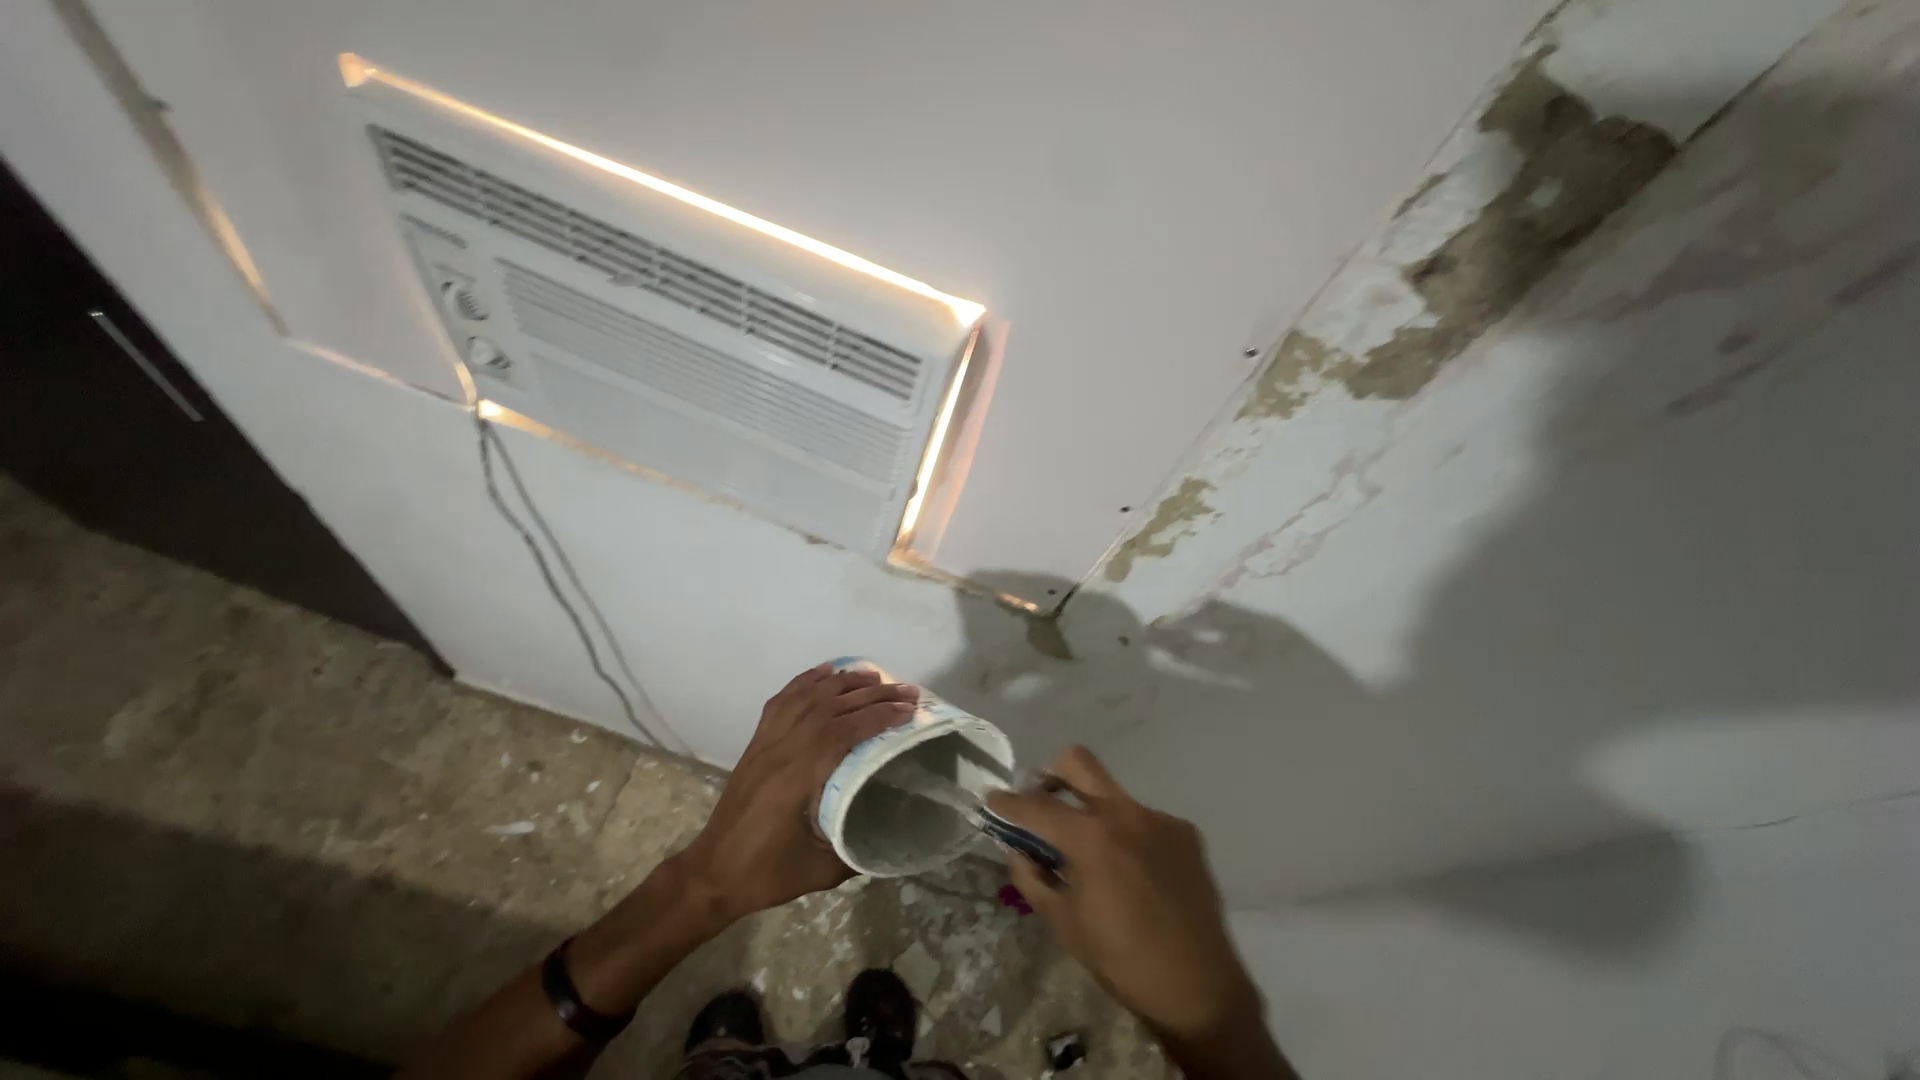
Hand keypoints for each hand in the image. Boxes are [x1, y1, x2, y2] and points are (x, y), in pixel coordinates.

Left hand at [678, 664, 915, 922]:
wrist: (711, 875)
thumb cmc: (765, 875)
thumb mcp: (819, 872)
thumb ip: (857, 850)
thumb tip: (893, 834)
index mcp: (796, 778)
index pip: (842, 731)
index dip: (878, 716)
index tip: (909, 712)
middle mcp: (780, 751)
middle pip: (829, 707)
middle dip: (871, 695)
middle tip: (907, 691)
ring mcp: (764, 744)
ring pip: (806, 698)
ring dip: (843, 682)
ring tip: (875, 676)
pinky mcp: (755, 745)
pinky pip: (781, 702)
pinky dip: (805, 681)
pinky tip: (825, 672)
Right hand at [988, 747, 1262, 1044]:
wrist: (1198, 986)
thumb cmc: (1121, 959)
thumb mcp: (1062, 921)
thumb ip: (1031, 876)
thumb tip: (1017, 848)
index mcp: (1091, 837)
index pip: (1036, 805)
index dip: (1007, 802)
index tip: (992, 800)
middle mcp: (1125, 813)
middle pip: (1077, 762)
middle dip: (1049, 774)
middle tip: (1040, 801)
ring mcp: (1159, 819)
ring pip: (1112, 794)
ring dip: (1092, 812)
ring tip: (1092, 855)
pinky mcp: (1184, 833)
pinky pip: (1143, 820)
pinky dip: (1127, 836)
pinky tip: (1132, 872)